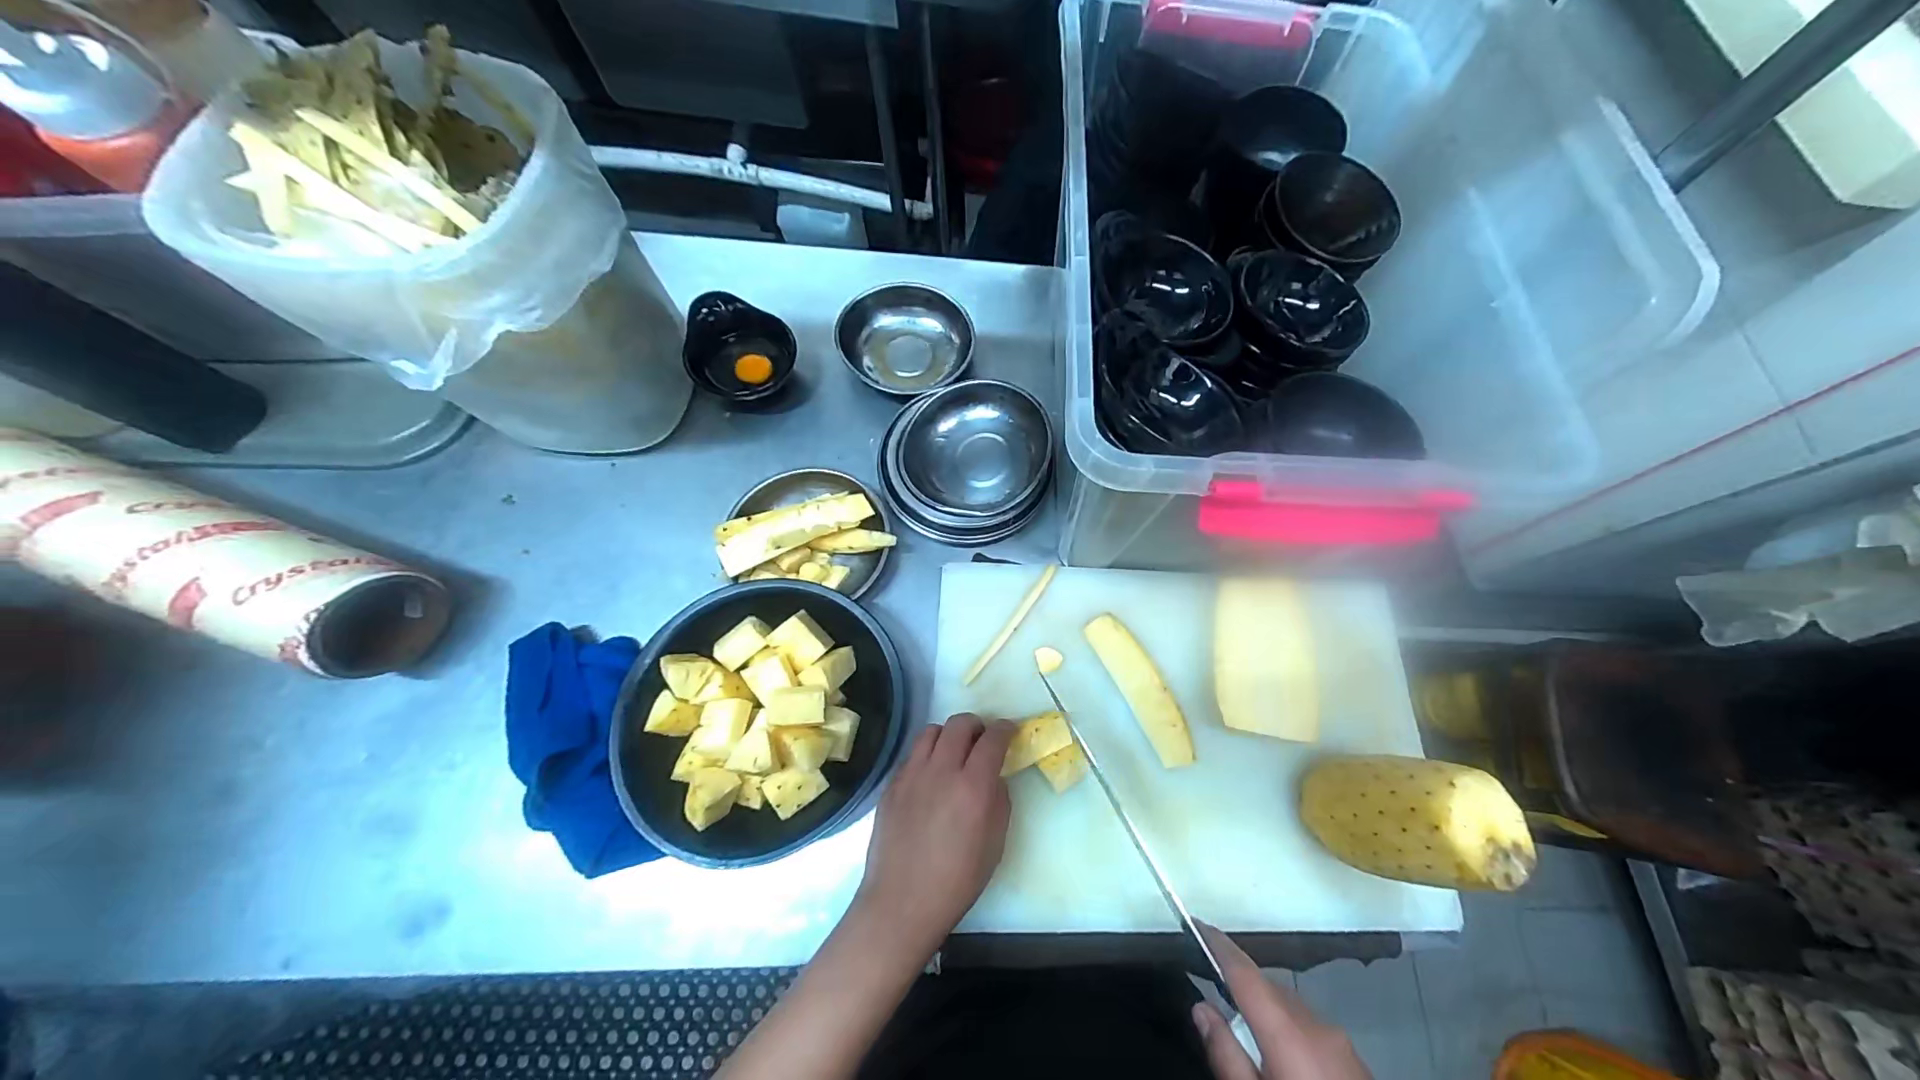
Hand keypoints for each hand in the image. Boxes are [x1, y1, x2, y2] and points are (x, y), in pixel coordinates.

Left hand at [847, 713, 1015, 961]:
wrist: (902, 901)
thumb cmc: (957, 880)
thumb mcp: (995, 843)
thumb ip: (999, 801)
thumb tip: (993, 777)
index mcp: (973, 786)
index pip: (992, 739)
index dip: (1004, 729)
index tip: (1009, 730)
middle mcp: (941, 770)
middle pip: (959, 724)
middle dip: (976, 725)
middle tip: (982, 739)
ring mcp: (911, 775)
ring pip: (931, 732)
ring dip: (948, 735)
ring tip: (954, 752)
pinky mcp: (891, 785)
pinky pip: (912, 754)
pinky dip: (926, 754)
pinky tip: (930, 776)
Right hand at [1192, 923, 1372, 1079]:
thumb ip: (1225, 1054)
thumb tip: (1202, 1007)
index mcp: (1287, 1032)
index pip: (1245, 972)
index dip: (1219, 945)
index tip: (1197, 924)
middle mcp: (1316, 1025)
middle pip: (1268, 987)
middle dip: (1239, 980)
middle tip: (1208, 982)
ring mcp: (1341, 1043)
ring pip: (1290, 1006)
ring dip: (1263, 1005)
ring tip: (1238, 1022)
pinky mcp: (1354, 1063)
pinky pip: (1310, 1028)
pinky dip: (1286, 1026)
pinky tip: (1276, 1053)